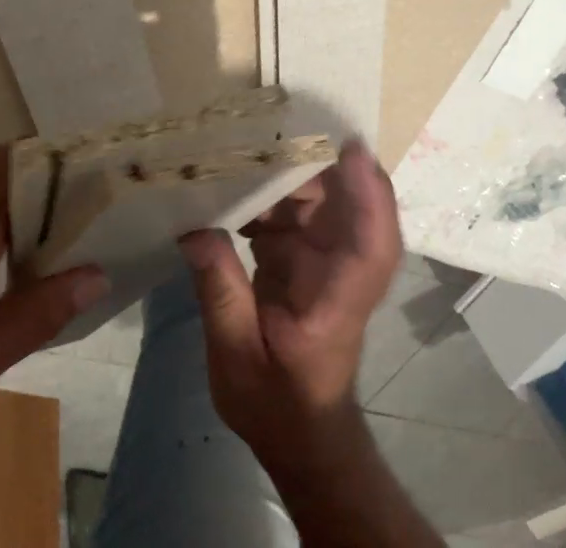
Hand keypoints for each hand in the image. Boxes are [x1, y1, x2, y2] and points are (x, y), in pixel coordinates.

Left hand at [0, 147, 109, 434]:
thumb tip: (96, 274)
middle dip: (54, 172)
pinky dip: (6, 196)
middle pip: (6, 161)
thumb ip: (34, 317)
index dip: (62, 166)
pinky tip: (29, 233)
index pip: (16, 168)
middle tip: (100, 200)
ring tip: (77, 215)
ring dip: (31, 183)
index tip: (105, 181)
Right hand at [179, 141, 401, 462]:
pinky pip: (287, 215)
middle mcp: (340, 272)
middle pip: (339, 206)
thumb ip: (220, 294)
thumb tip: (195, 230)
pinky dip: (258, 200)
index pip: (371, 246)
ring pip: (311, 203)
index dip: (370, 195)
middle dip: (302, 166)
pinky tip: (222, 192)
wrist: (299, 430)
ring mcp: (323, 262)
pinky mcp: (301, 260)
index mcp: (338, 301)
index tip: (352, 149)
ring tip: (226, 156)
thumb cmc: (276, 404)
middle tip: (250, 136)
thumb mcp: (236, 355)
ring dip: (274, 179)